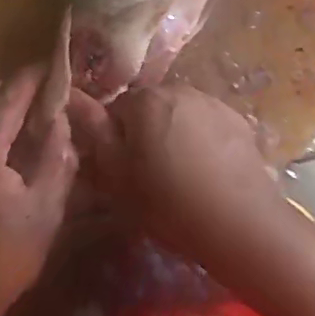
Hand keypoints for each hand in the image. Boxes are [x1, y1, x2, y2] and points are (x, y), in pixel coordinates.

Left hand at [0, 65, 76, 315]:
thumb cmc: (1, 257)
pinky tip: (8, 149)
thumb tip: (59, 117)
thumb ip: (56, 157)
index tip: (62, 68)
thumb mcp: (43, 211)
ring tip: (32, 127)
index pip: (12, 91)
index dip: (38, 75)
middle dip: (19, 90)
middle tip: (50, 105)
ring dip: (2, 106)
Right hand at [68, 83, 291, 259]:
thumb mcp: (119, 176)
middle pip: (148, 108)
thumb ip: (94, 131)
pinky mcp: (237, 121)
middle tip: (152, 175)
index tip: (124, 170)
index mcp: (143, 100)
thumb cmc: (170, 202)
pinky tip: (210, 173)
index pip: (115, 109)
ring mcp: (210, 102)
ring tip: (184, 176)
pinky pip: (207, 124)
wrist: (244, 226)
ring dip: (174, 134)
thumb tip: (70, 94)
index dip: (115, 140)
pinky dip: (203, 140)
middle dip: (146, 133)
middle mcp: (175, 89)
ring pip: (178, 114)